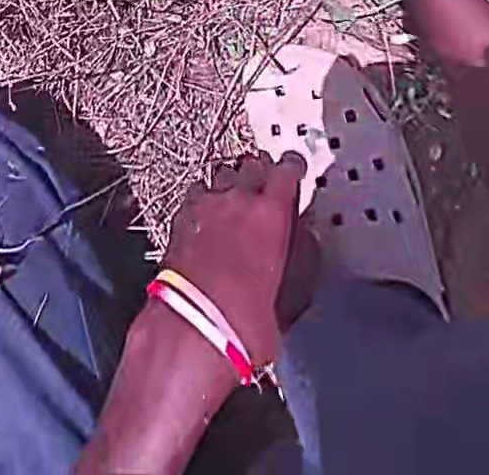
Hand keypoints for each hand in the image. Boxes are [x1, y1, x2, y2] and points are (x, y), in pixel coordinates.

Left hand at [161, 151, 306, 366]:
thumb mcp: (291, 295)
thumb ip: (301, 257)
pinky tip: (208, 213)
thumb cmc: (246, 319)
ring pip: (222, 172)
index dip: (292, 167)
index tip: (294, 168)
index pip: (287, 170)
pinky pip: (197, 191)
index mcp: (271, 213)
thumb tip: (308, 239)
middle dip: (261, 170)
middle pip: (251, 164)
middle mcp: (237, 198)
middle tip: (266, 182)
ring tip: (236, 196)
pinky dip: (205, 197)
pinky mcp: (181, 213)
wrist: (192, 325)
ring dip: (231, 181)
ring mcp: (205, 202)